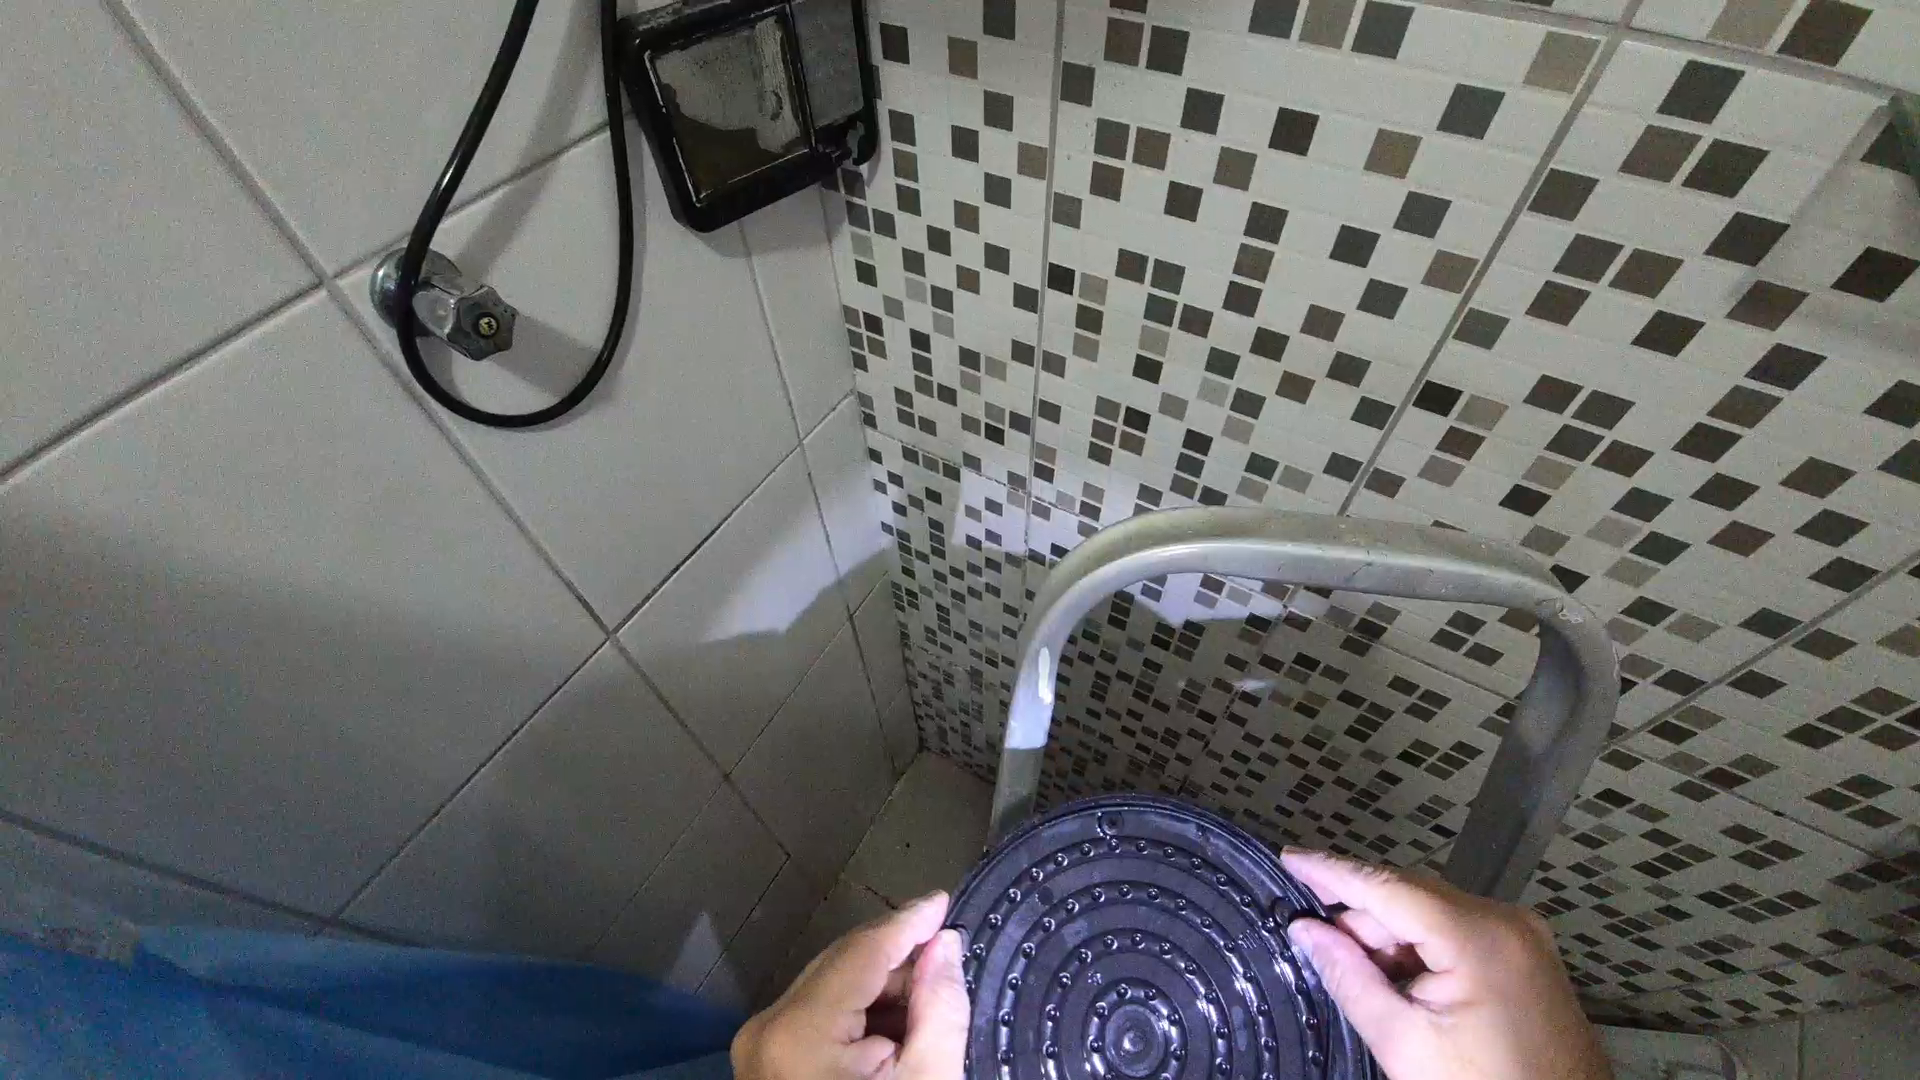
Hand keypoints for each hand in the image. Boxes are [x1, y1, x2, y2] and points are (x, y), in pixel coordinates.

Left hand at [734, 891, 969, 1079]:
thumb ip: (939, 1006)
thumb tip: (944, 946)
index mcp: (799, 1032)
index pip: (863, 951)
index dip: (908, 921)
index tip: (943, 900)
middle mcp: (768, 1028)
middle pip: (846, 964)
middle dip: (899, 956)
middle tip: (947, 954)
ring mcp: (760, 1047)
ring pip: (834, 987)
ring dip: (883, 985)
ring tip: (928, 1000)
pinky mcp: (765, 1064)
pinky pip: (821, 1015)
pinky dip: (861, 1013)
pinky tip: (896, 1029)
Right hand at [1281, 849, 1610, 1079]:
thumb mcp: (1405, 1044)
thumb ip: (1348, 977)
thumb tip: (1303, 928)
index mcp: (1477, 937)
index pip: (1384, 887)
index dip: (1330, 870)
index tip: (1287, 858)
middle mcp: (1504, 919)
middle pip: (1406, 895)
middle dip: (1358, 915)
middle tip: (1318, 942)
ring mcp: (1521, 934)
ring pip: (1426, 910)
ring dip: (1386, 933)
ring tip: (1361, 973)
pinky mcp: (1526, 953)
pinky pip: (1452, 928)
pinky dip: (1418, 945)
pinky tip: (1398, 978)